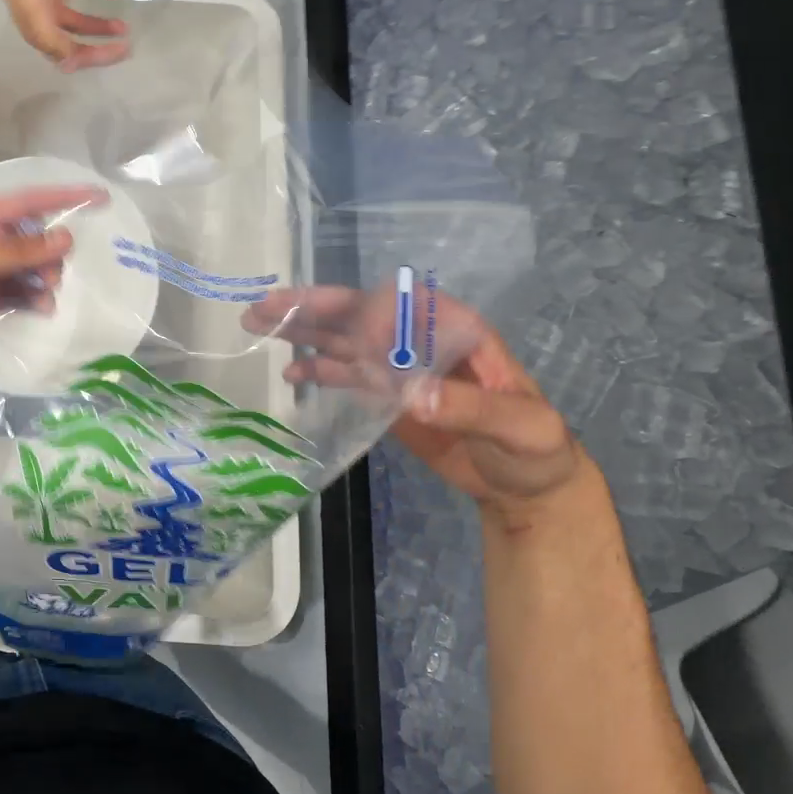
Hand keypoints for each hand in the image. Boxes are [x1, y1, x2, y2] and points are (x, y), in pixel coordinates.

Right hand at [0, 0, 129, 71]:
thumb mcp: (35, 15)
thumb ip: (53, 41)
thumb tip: (71, 65)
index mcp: (40, 34)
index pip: (72, 55)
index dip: (97, 57)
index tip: (120, 51)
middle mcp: (46, 22)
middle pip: (77, 43)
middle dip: (101, 46)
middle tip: (125, 44)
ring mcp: (50, 1)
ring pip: (80, 21)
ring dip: (100, 25)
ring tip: (122, 25)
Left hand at [0, 186, 107, 375]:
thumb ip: (17, 252)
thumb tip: (64, 238)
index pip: (26, 202)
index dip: (63, 198)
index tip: (99, 197)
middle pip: (32, 236)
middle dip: (51, 250)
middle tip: (57, 270)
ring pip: (29, 266)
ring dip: (44, 276)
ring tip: (48, 291)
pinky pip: (20, 292)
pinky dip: (34, 297)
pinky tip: (43, 307)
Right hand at [245, 287, 589, 518]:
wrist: (526, 489)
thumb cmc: (535, 450)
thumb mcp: (519, 427)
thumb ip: (467, 407)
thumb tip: (411, 393)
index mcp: (459, 333)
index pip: (409, 304)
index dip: (375, 309)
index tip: (350, 332)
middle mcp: (421, 341)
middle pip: (361, 314)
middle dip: (313, 307)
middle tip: (265, 306)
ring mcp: (400, 368)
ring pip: (344, 339)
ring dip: (302, 330)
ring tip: (257, 324)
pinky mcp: (387, 396)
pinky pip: (345, 374)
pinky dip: (316, 369)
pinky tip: (290, 372)